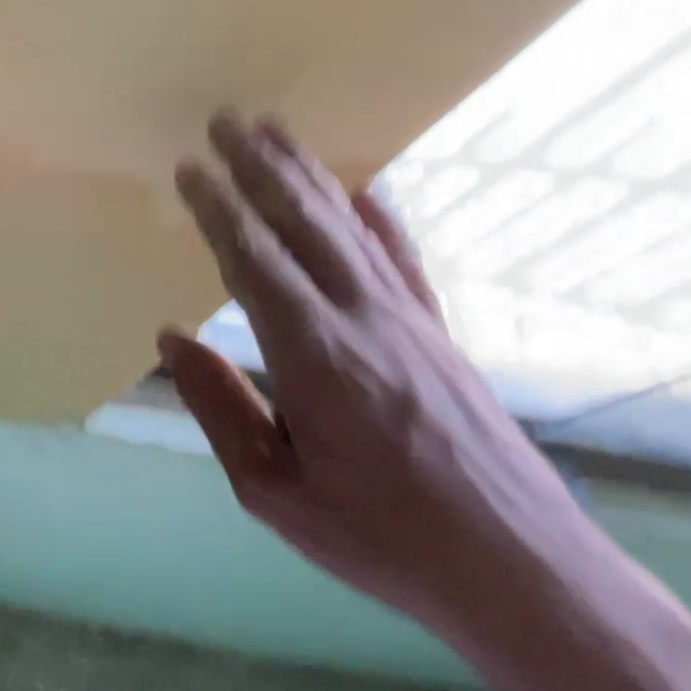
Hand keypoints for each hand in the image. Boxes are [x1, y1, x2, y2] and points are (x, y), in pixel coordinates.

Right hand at [162, 111, 690, 690]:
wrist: (519, 571)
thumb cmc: (378, 533)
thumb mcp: (271, 488)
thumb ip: (217, 405)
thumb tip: (171, 336)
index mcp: (316, 357)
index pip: (254, 263)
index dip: (218, 211)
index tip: (190, 167)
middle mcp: (366, 321)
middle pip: (306, 225)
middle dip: (262, 168)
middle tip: (228, 119)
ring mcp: (410, 322)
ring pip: (352, 228)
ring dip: (311, 174)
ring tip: (278, 131)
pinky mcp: (438, 334)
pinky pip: (402, 258)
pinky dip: (378, 215)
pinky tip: (361, 187)